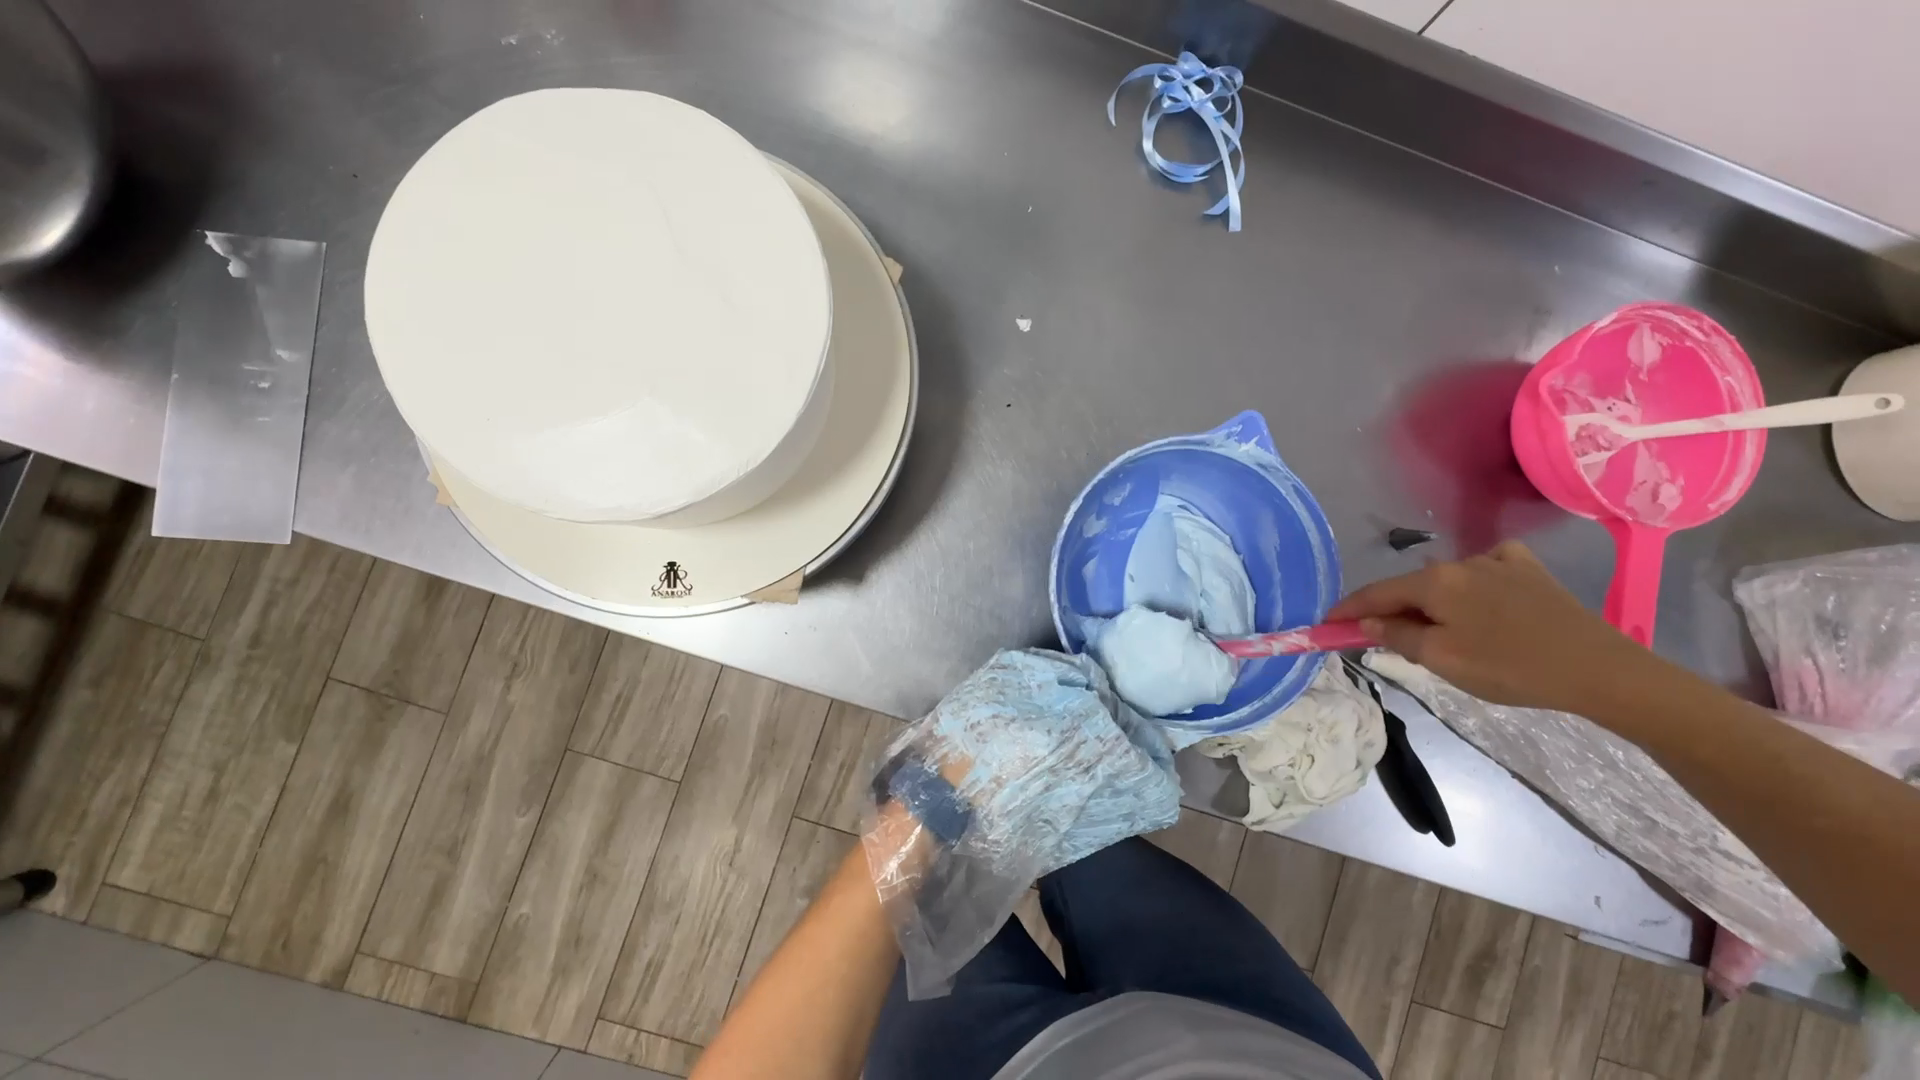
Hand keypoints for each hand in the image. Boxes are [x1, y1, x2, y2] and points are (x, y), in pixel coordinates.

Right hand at [1329, 541, 1654, 713]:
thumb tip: (1367, 621)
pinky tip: (1483, 601)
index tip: (1326, 625)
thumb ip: (1397, 636)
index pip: (1376, 593)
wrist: (1598, 669)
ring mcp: (1499, 562)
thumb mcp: (1443, 660)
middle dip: (1391, 610)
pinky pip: (1485, 572)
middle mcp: (1461, 562)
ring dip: (1433, 603)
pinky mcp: (1530, 571)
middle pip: (1411, 586)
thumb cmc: (1510, 668)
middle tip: (1380, 640)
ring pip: (1447, 582)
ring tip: (1438, 632)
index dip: (1348, 610)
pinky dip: (1472, 586)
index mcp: (1435, 582)